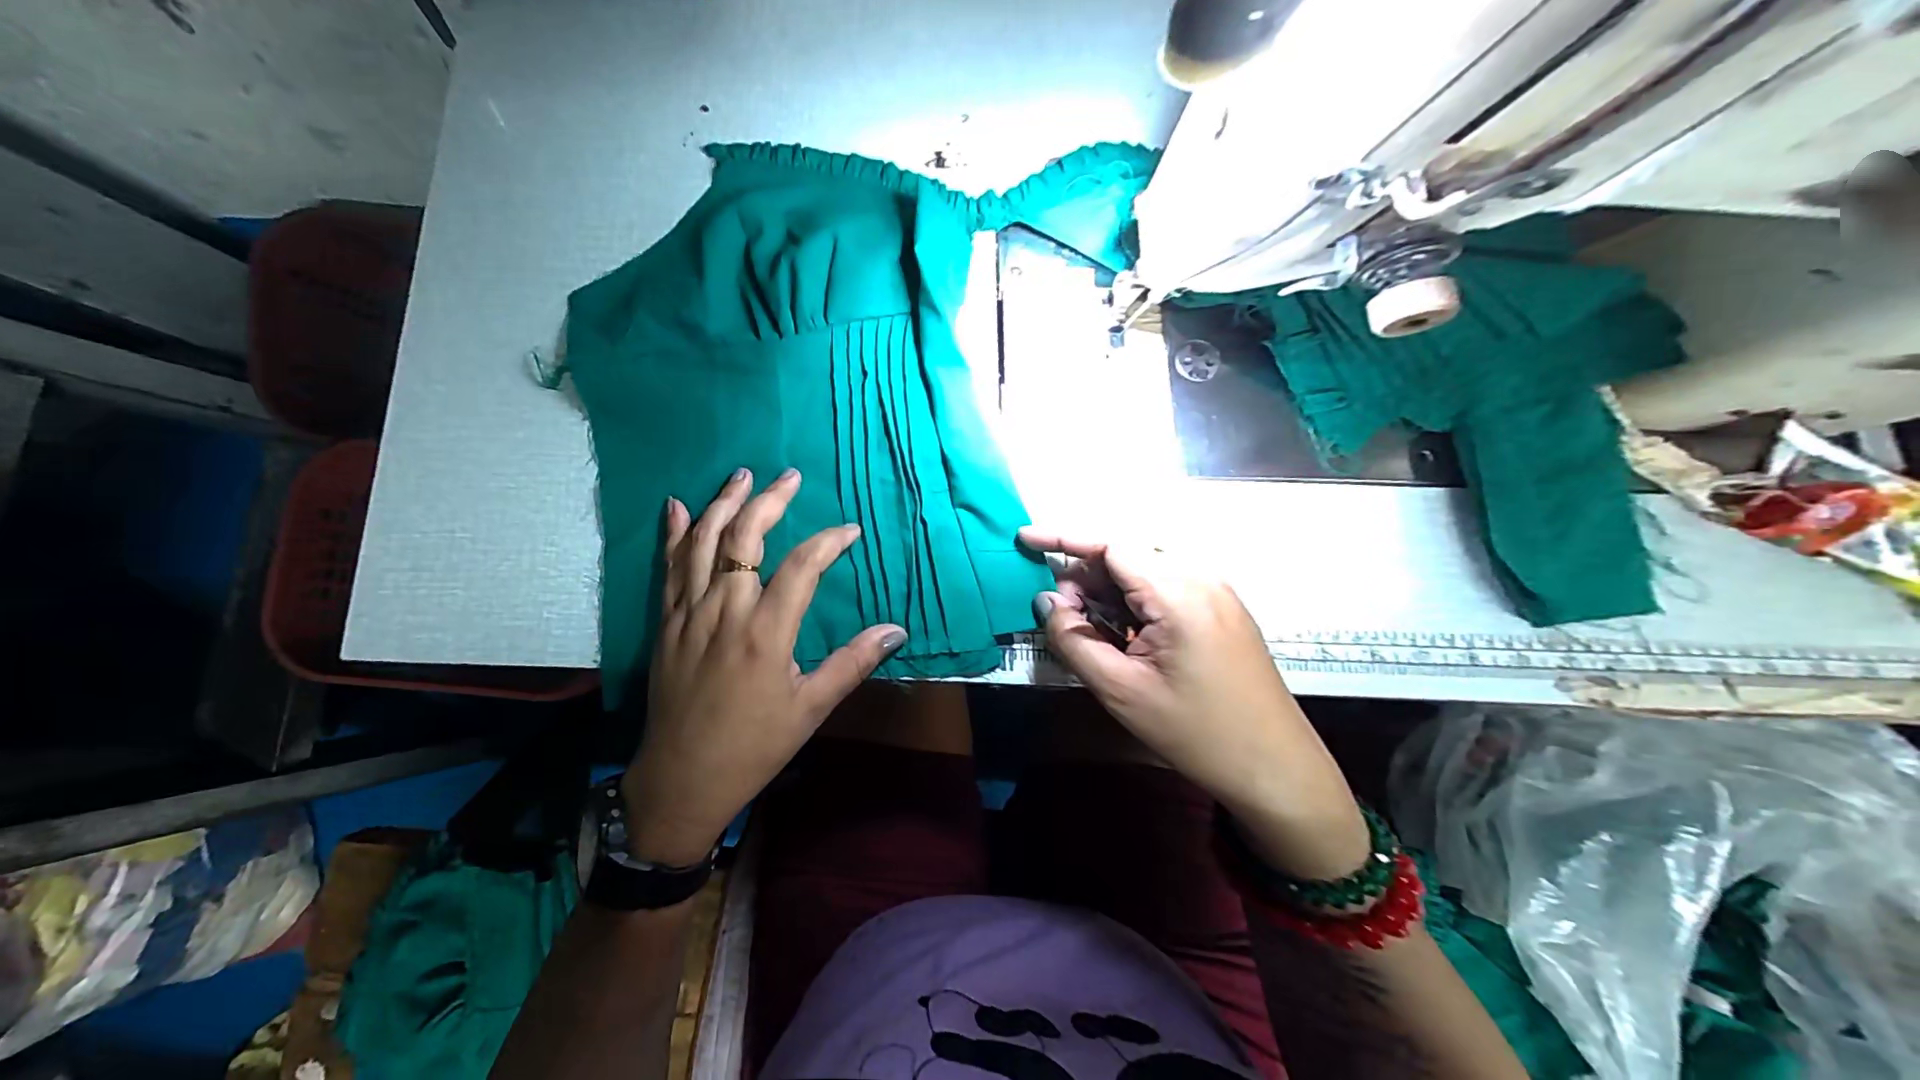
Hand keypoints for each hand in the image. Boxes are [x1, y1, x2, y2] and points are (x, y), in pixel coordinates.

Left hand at [621, 468, 906, 866]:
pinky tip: (679, 506)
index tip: (849, 531)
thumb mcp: (811, 708)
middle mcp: (724, 611)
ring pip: (703, 543)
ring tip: (743, 475)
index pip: (802, 566)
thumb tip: (896, 630)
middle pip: (745, 538)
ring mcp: (689, 614)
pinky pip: (668, 568)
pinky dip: (674, 533)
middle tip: (790, 476)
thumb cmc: (755, 746)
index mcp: (766, 633)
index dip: (828, 541)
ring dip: (723, 503)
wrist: (682, 778)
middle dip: (769, 502)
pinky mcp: (666, 624)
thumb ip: (853, 663)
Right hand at [1018, 527, 1368, 880]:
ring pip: (1146, 569)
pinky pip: (1167, 587)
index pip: (1111, 543)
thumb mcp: (1120, 690)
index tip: (1024, 538)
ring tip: (1084, 624)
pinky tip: (1119, 631)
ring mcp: (1216, 592)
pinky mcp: (1222, 609)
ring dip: (1108, 588)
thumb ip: (1074, 639)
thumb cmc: (1195, 732)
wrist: (1275, 766)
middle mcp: (1201, 578)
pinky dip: (1134, 600)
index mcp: (1178, 591)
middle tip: (1057, 610)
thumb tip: (1046, 601)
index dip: (1064, 537)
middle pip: (1128, 553)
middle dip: (1084, 573)